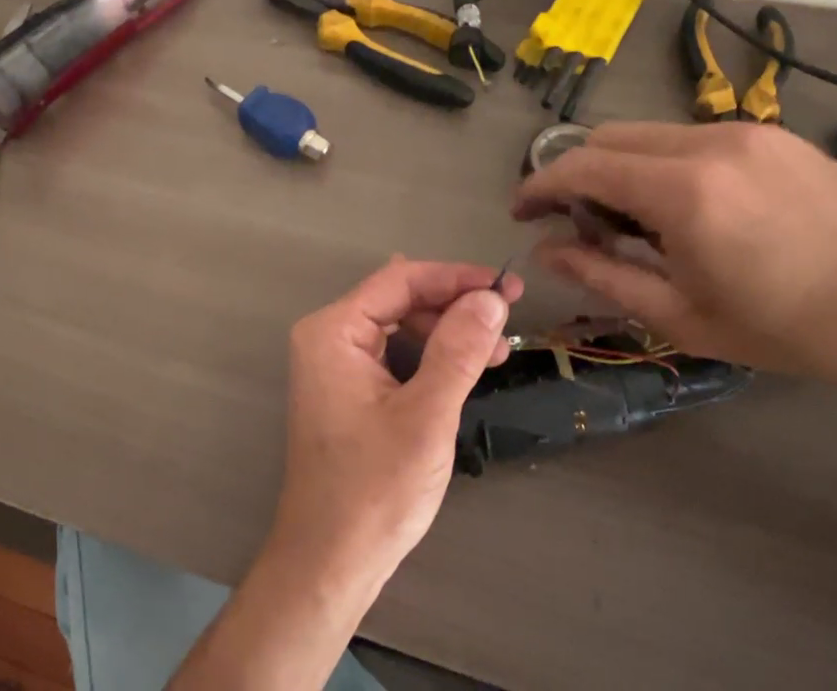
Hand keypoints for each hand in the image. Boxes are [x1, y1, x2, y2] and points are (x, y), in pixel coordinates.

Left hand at [268, 258, 521, 590]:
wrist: (330, 558)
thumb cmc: (375, 487)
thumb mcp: (426, 415)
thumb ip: (458, 351)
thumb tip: (491, 298)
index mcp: (332, 332)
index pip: (399, 280)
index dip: (456, 278)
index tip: (509, 287)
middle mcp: (327, 339)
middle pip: (398, 300)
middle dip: (454, 305)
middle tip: (509, 319)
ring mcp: (334, 366)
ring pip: (398, 328)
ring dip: (447, 333)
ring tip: (498, 352)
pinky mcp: (346, 392)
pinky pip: (392, 356)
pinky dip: (430, 358)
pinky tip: (465, 370)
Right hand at [513, 122, 836, 393]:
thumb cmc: (794, 330)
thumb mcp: (683, 317)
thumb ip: (601, 276)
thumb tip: (545, 251)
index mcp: (682, 189)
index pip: (579, 165)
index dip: (538, 186)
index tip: (520, 213)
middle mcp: (709, 142)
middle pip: (608, 138)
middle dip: (576, 175)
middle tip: (578, 226)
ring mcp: (748, 132)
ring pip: (650, 135)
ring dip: (621, 169)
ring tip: (636, 225)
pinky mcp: (777, 137)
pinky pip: (693, 139)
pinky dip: (664, 165)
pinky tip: (689, 212)